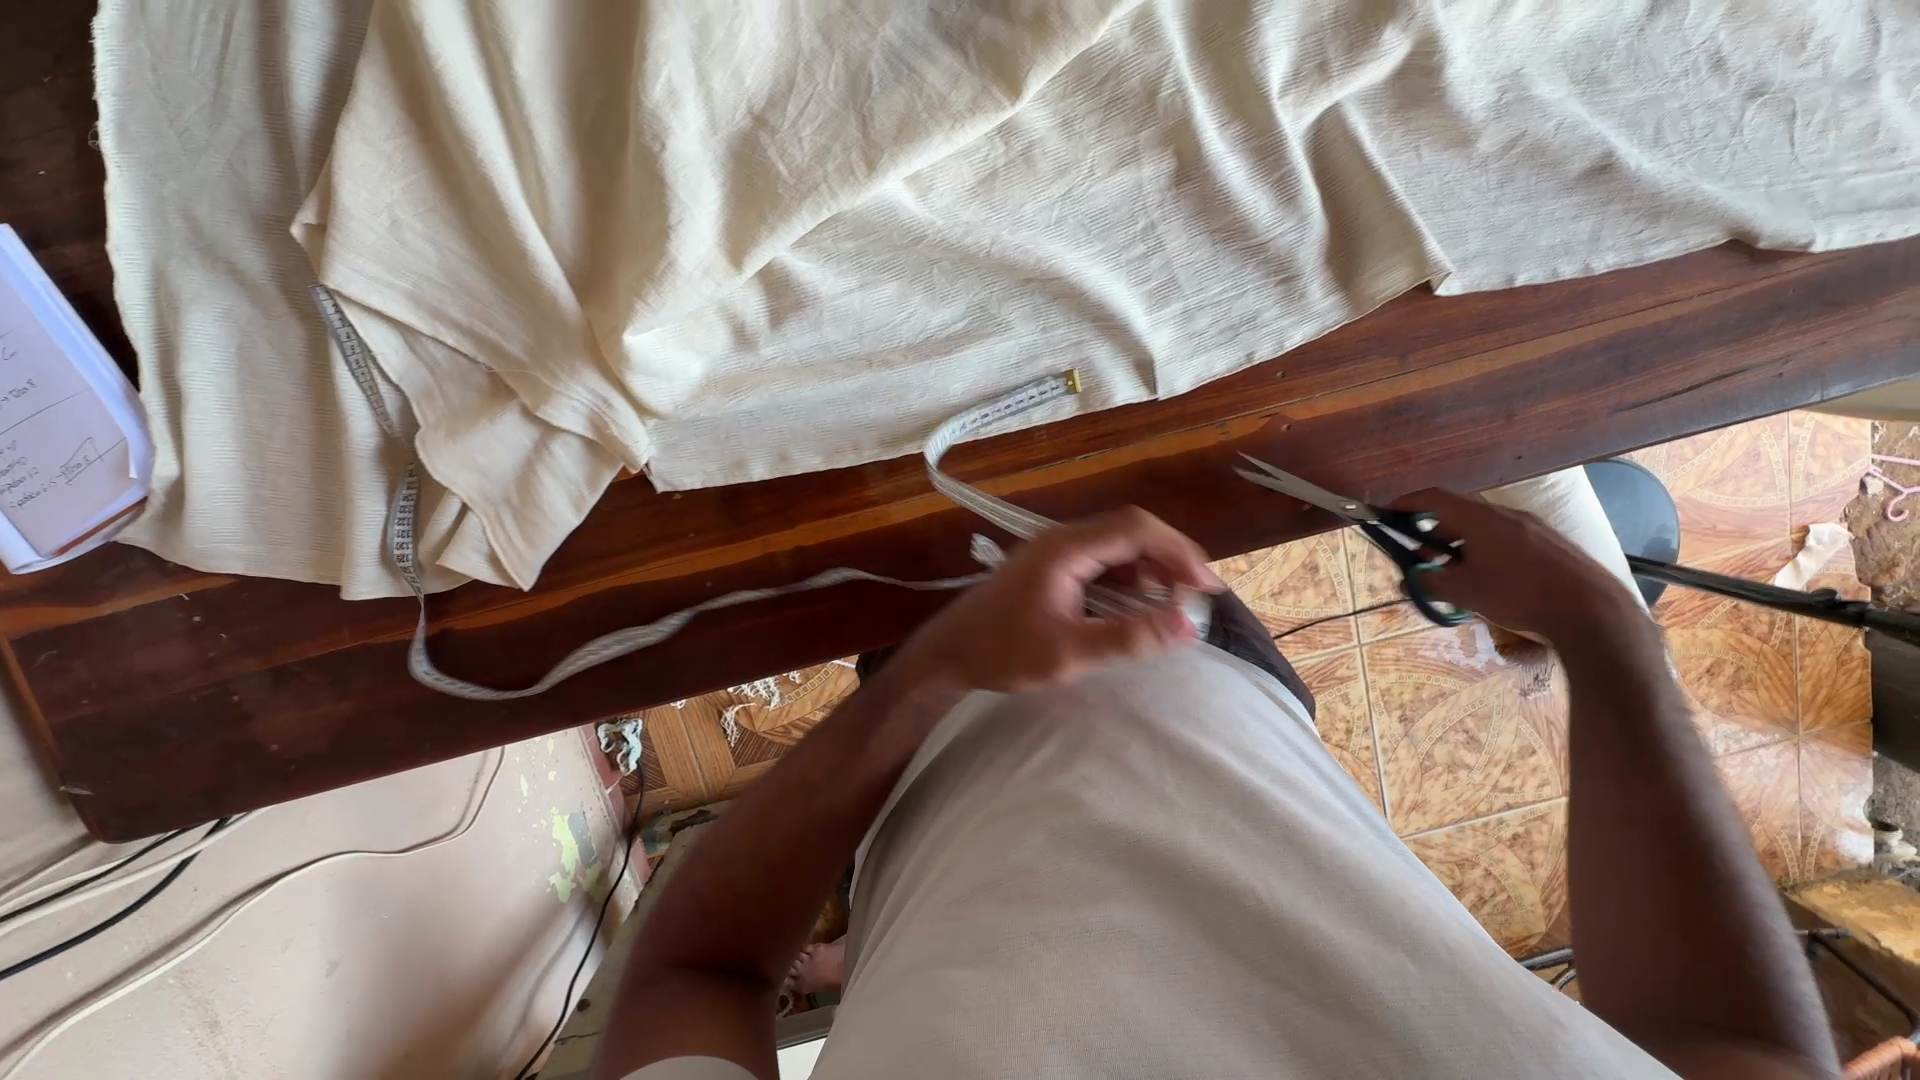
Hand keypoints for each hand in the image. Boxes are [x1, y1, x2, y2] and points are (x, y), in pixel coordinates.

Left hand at [893, 507, 1224, 692]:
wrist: (948, 656)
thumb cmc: (1003, 652)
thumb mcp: (1069, 654)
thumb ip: (1128, 639)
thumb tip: (1188, 628)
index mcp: (1065, 549)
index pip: (1135, 530)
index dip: (1178, 552)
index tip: (1206, 587)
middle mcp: (1062, 541)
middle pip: (1130, 532)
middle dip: (1170, 560)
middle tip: (1198, 596)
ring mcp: (1055, 553)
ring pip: (1117, 547)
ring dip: (1150, 571)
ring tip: (1174, 604)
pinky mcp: (1051, 570)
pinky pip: (1101, 564)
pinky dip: (1128, 581)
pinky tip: (1138, 608)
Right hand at [1395, 487, 1647, 642]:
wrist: (1591, 610)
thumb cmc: (1518, 594)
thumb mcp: (1463, 592)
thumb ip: (1429, 583)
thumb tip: (1410, 580)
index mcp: (1479, 519)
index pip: (1434, 498)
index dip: (1408, 503)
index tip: (1389, 513)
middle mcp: (1505, 515)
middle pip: (1459, 514)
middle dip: (1433, 533)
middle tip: (1421, 557)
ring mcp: (1533, 527)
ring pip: (1484, 529)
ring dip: (1461, 546)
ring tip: (1455, 574)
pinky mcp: (1551, 544)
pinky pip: (1506, 539)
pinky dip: (1485, 551)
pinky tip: (1489, 580)